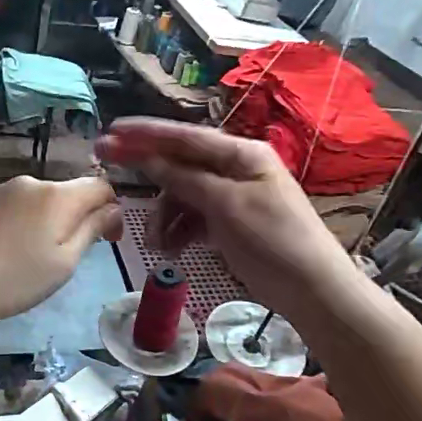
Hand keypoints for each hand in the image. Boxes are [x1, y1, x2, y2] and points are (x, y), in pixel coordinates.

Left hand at [0, 175, 122, 339]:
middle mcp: (31, 183)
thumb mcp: (64, 263)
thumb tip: (114, 209)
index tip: (109, 241)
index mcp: (58, 195)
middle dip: (80, 218)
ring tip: (36, 260)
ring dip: (51, 222)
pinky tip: (11, 253)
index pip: (101, 186)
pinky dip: (26, 224)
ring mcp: (2, 190)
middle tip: (70, 258)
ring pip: (42, 201)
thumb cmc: (14, 280)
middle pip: (70, 193)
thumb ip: (93, 229)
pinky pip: (18, 207)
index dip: (113, 210)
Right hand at [96, 118, 358, 310]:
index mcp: (240, 153)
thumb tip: (148, 157)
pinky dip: (180, 230)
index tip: (111, 131)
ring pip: (183, 194)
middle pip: (180, 164)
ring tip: (157, 243)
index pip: (184, 136)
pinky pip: (194, 217)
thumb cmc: (273, 239)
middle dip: (150, 177)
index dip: (145, 133)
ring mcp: (232, 196)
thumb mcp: (225, 205)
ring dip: (165, 216)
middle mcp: (235, 168)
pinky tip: (172, 249)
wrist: (312, 288)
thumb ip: (184, 178)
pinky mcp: (229, 222)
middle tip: (110, 171)